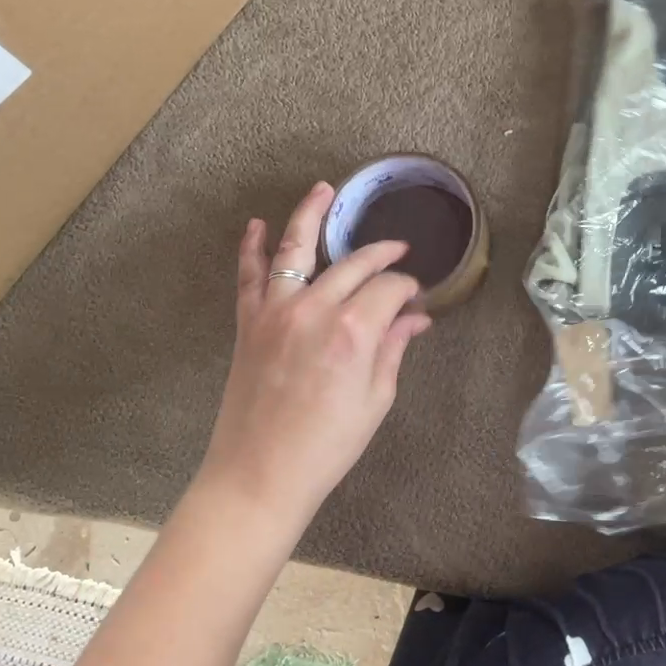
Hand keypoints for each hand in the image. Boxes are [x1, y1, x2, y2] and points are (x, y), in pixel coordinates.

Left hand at [198, 182, 431, 517]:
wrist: (259, 477)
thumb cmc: (327, 445)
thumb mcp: (376, 399)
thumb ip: (394, 350)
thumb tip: (415, 320)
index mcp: (354, 331)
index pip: (390, 289)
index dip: (408, 289)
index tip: (416, 299)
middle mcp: (315, 309)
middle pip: (355, 264)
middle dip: (381, 254)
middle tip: (397, 252)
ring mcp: (277, 311)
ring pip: (296, 248)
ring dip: (310, 214)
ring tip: (325, 189)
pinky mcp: (249, 322)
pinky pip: (250, 275)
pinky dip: (253, 247)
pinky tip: (258, 224)